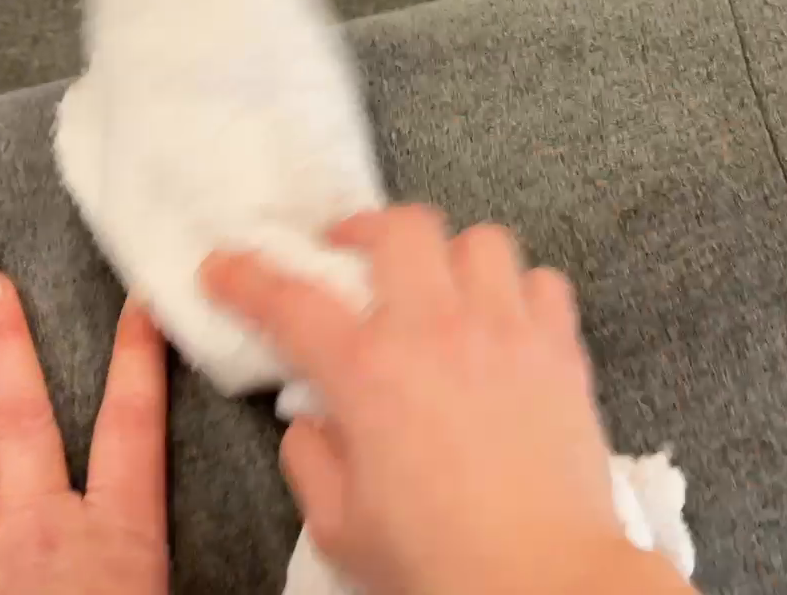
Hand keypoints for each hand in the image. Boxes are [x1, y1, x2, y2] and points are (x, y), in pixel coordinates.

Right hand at [201, 206, 692, 594]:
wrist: (543, 578)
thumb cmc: (435, 562)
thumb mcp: (340, 526)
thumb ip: (311, 457)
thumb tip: (312, 413)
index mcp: (371, 374)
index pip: (293, 303)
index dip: (249, 276)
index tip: (227, 262)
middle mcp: (439, 330)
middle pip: (404, 228)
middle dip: (369, 228)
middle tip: (352, 250)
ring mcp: (507, 327)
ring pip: (482, 240)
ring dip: (453, 255)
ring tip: (441, 284)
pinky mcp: (560, 343)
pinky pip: (542, 281)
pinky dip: (520, 291)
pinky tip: (507, 321)